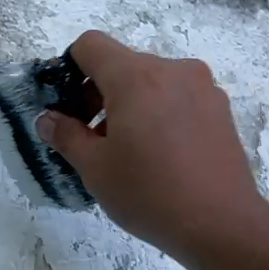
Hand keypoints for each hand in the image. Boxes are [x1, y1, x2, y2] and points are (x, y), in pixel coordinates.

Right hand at [36, 30, 265, 256]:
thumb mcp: (95, 169)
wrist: (220, 223)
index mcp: (136, 77)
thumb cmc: (149, 194)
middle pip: (123, 65)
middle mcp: (173, 70)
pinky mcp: (220, 109)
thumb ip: (66, 136)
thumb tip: (47, 119)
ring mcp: (202, 88)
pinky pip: (178, 100)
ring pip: (152, 84)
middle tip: (94, 141)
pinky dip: (160, 117)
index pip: (91, 45)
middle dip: (101, 95)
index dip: (71, 70)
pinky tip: (162, 159)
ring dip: (132, 107)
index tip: (70, 109)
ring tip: (131, 155)